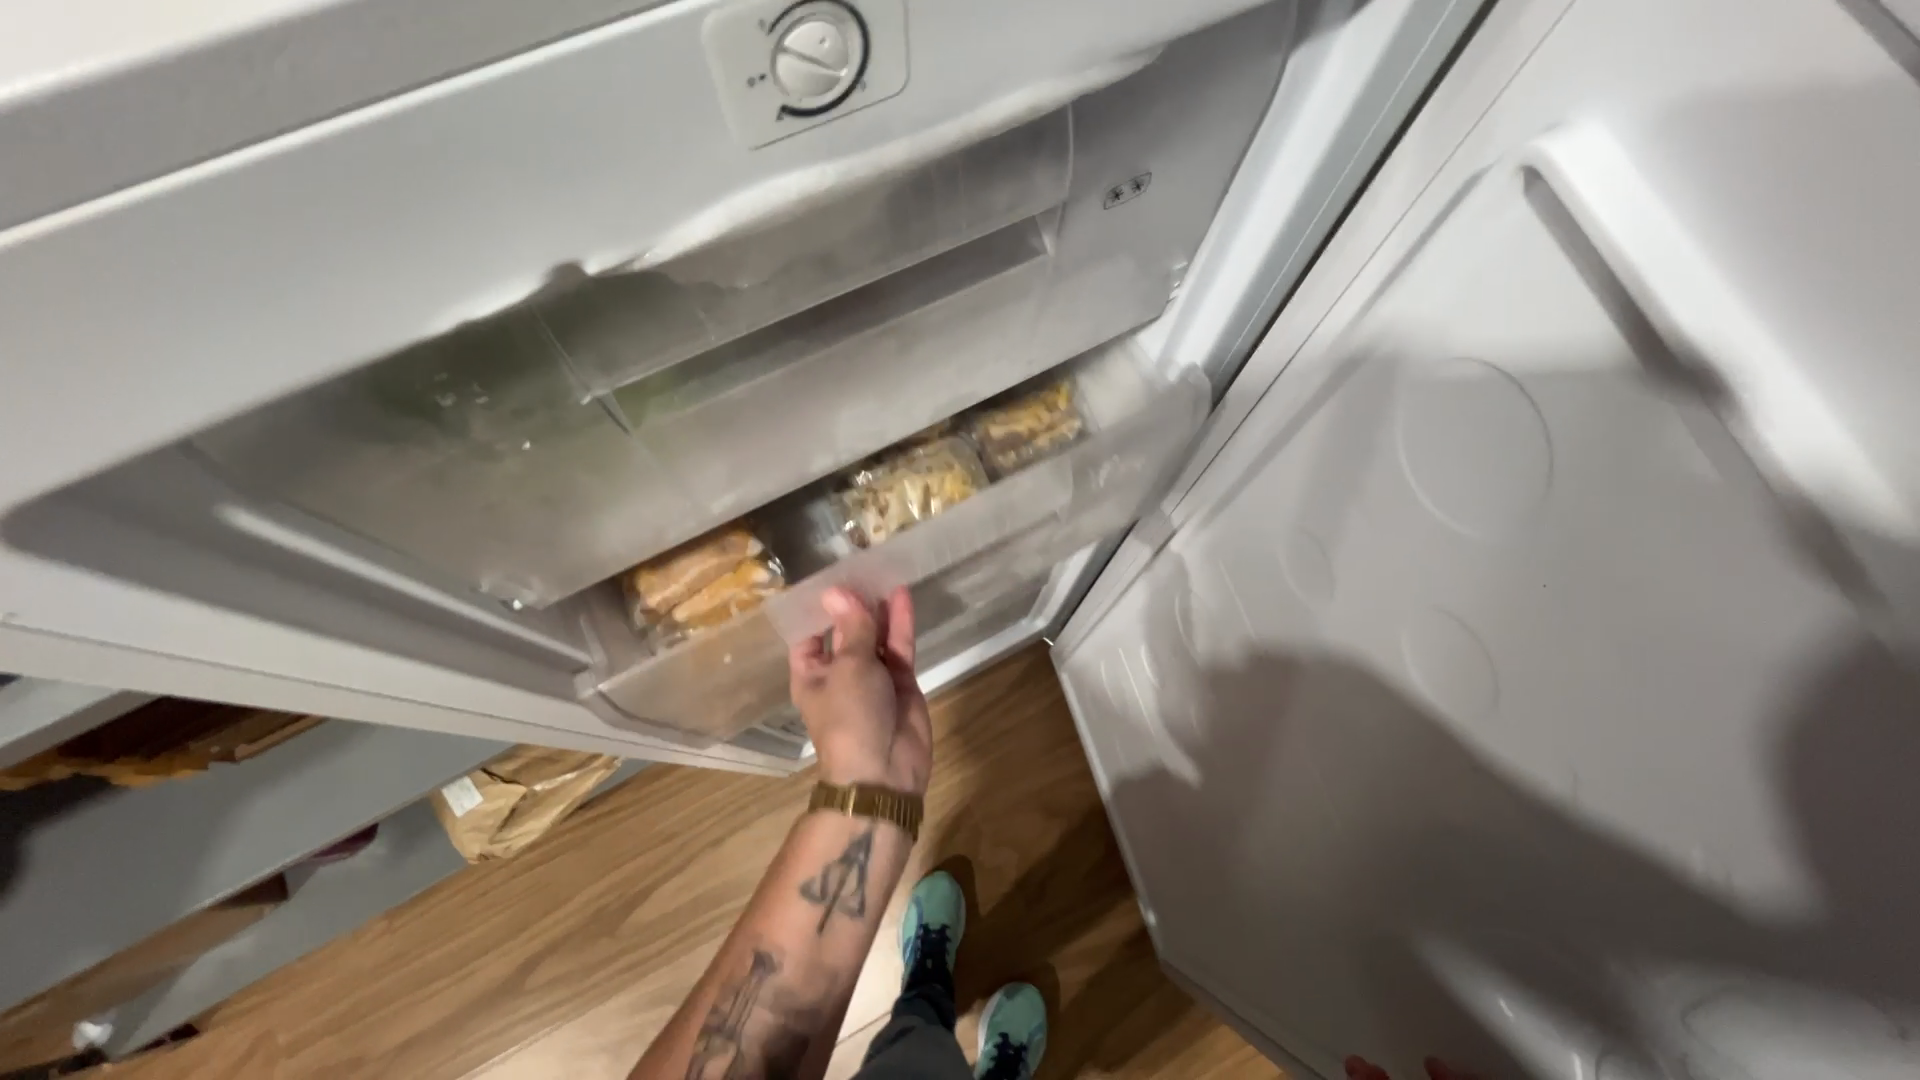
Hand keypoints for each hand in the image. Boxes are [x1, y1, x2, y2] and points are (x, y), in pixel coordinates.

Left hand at [789, 586, 932, 795]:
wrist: (884, 771)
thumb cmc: (851, 717)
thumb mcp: (848, 667)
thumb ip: (853, 627)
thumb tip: (837, 591)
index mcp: (811, 675)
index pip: (809, 636)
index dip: (818, 609)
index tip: (829, 577)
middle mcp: (840, 674)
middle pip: (845, 632)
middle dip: (853, 605)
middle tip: (862, 567)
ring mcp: (873, 678)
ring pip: (875, 637)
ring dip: (878, 610)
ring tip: (883, 573)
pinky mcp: (901, 682)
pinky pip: (899, 647)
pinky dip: (900, 623)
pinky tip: (902, 594)